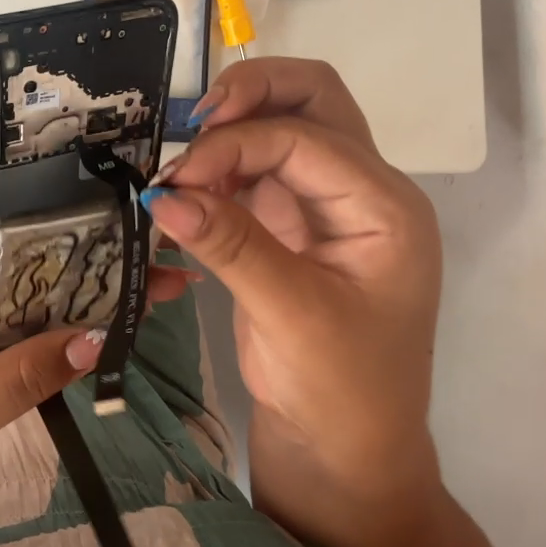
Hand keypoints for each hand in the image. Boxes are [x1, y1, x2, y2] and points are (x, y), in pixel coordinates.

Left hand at [0, 205, 192, 504]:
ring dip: (82, 282)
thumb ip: (21, 378)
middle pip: (17, 243)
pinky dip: (61, 319)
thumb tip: (98, 340)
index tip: (94, 186)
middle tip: (157, 245)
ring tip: (156, 279)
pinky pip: (20, 319)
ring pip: (26, 283)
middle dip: (84, 241)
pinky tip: (109, 320)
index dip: (29, 187)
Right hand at [142, 59, 447, 546]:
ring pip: (284, 128)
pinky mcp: (290, 228)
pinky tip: (187, 193)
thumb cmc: (341, 390)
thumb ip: (231, 245)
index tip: (174, 179)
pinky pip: (256, 172)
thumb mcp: (290, 315)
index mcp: (384, 207)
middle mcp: (361, 192)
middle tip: (192, 123)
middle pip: (314, 100)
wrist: (345, 452)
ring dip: (232, 130)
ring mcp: (325, 208)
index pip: (305, 138)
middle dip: (251, 94)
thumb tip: (161, 193)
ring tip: (182, 165)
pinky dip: (219, 169)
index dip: (235, 145)